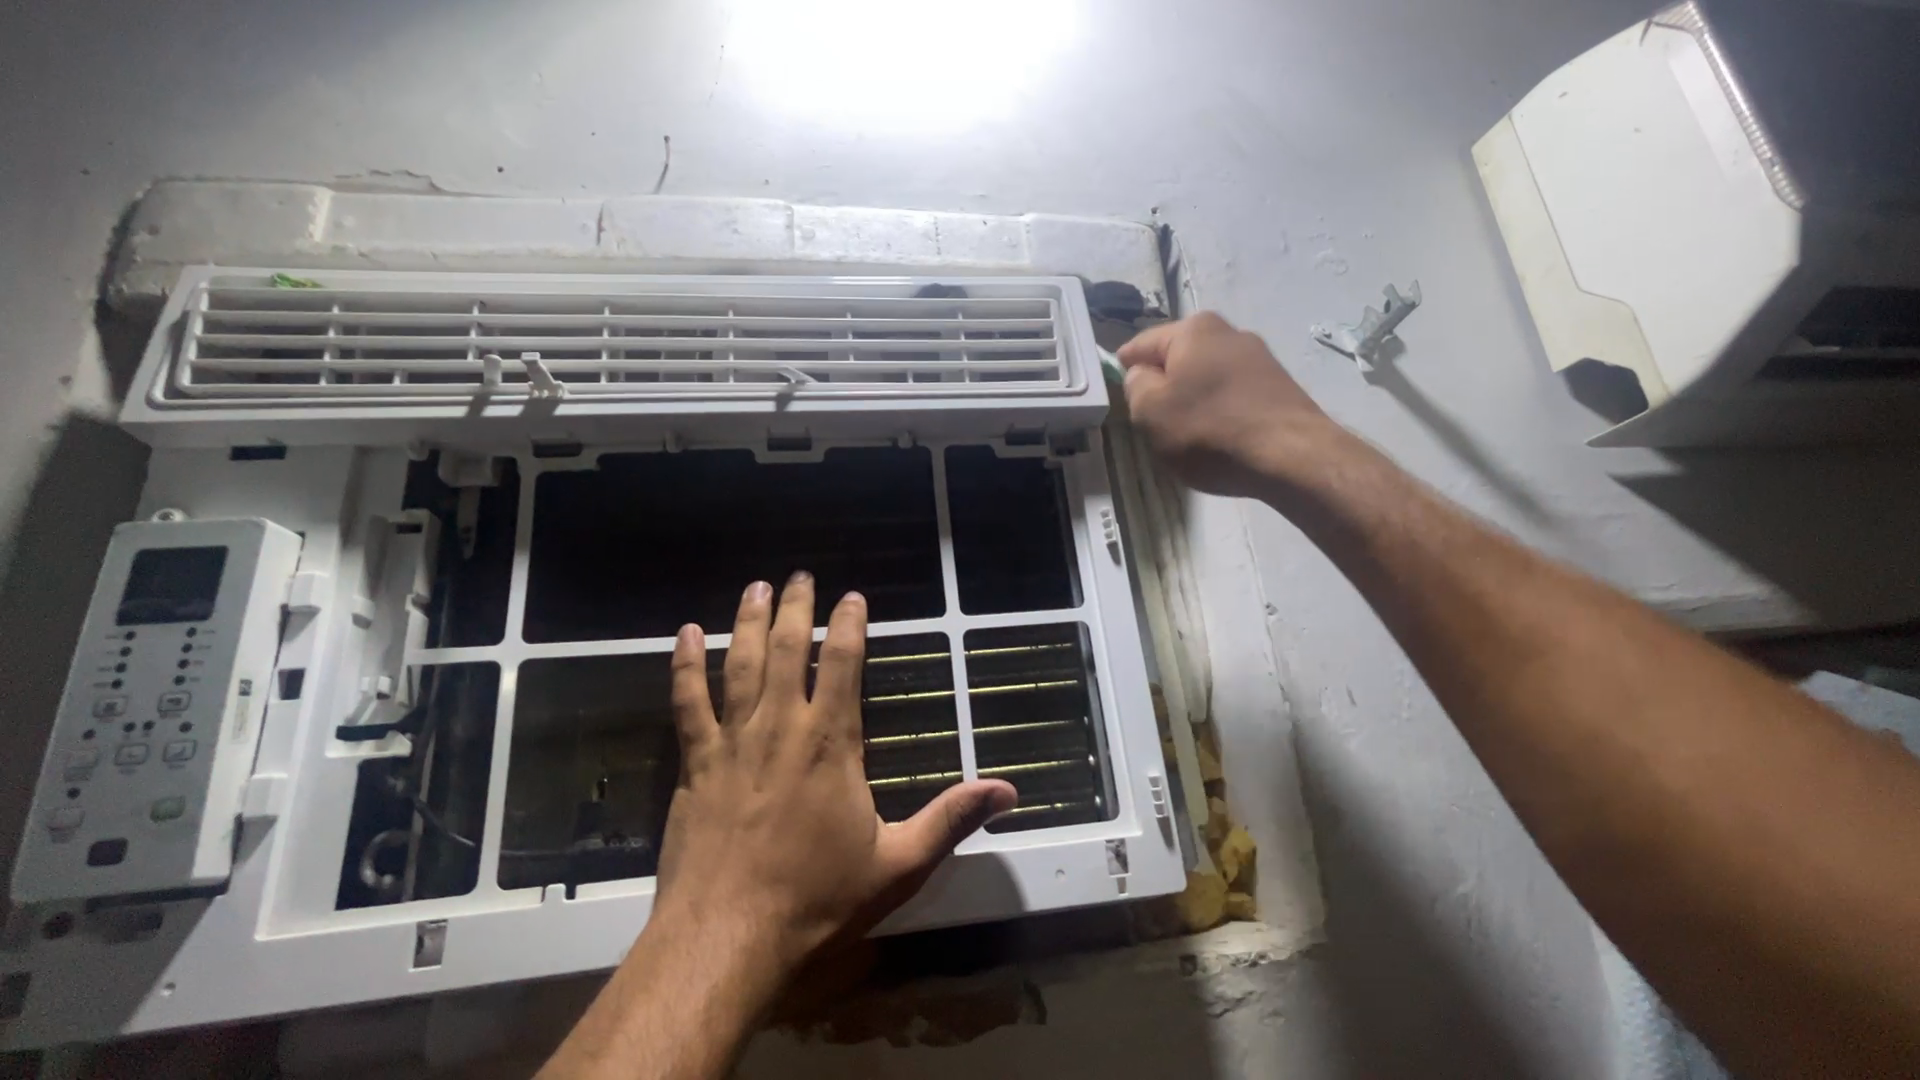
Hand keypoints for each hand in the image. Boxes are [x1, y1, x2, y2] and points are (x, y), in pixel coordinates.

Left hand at [652, 572, 1017, 978]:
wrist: (729, 936)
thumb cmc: (818, 901)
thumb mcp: (899, 864)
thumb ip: (951, 819)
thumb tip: (1008, 790)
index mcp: (831, 744)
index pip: (844, 666)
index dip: (850, 625)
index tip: (852, 596)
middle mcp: (781, 728)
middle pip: (790, 651)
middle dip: (797, 608)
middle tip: (801, 575)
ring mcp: (733, 742)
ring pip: (741, 665)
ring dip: (749, 622)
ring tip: (756, 587)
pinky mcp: (696, 763)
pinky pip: (687, 703)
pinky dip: (685, 665)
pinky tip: (685, 634)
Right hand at [1118, 312, 1342, 498]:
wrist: (1292, 457)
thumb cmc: (1210, 431)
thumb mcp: (1150, 412)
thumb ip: (1135, 385)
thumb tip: (1143, 374)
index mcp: (1193, 330)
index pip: (1141, 345)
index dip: (1125, 371)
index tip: (1122, 399)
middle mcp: (1228, 332)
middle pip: (1177, 360)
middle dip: (1163, 387)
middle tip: (1154, 424)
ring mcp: (1258, 358)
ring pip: (1205, 378)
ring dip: (1192, 401)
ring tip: (1189, 437)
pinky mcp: (1278, 385)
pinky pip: (1232, 395)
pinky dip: (1219, 412)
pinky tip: (1220, 439)